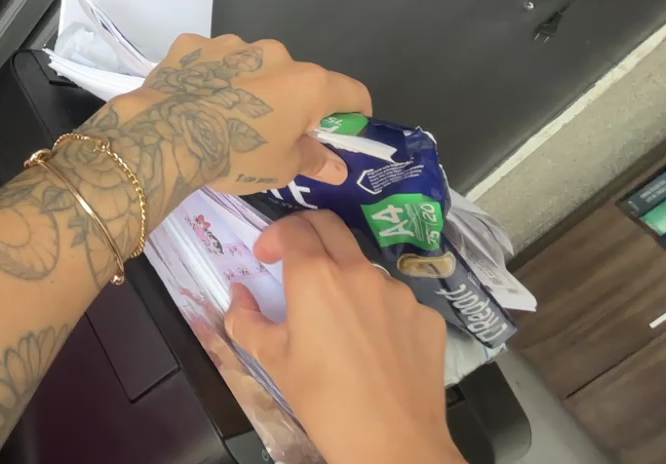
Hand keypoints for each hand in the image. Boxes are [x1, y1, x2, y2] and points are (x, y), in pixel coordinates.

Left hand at [98, 33, 368, 200]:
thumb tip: (337, 165)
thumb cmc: (235, 154)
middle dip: (290, 100)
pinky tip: (193, 99)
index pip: (351, 92)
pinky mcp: (191, 44)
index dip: (353, 114)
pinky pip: (211, 59)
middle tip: (271, 131)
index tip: (341, 131)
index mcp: (306, 82)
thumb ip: (314, 158)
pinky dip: (209, 75)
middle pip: (295, 76)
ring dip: (247, 84)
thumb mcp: (282, 167)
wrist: (165, 133)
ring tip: (224, 115)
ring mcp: (229, 43)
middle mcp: (273, 53)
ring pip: (250, 64)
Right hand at [227, 211, 460, 463]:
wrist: (396, 449)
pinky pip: (395, 297)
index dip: (272, 237)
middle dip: (305, 230)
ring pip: (363, 263)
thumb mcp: (273, 360)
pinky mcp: (427, 316)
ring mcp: (398, 292)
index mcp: (315, 276)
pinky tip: (373, 340)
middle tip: (294, 256)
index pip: (291, 227)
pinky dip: (378, 306)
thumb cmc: (325, 402)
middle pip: (328, 224)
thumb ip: (245, 320)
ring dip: (344, 273)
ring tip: (338, 313)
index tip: (265, 258)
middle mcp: (358, 271)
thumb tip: (238, 294)